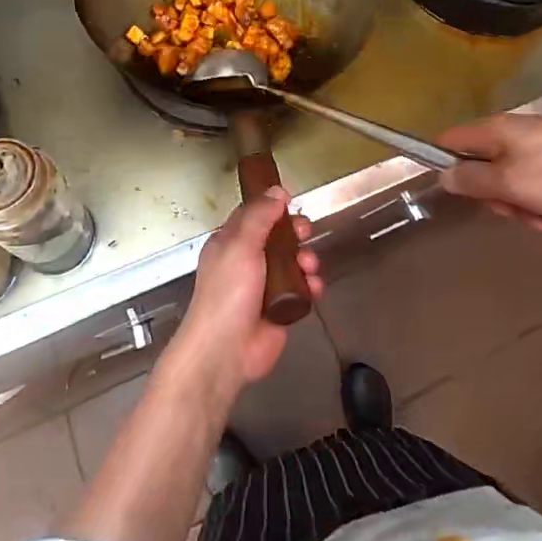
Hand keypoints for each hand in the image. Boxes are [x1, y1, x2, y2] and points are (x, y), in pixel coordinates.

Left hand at [172, 187, 322, 394]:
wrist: (227, 349)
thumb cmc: (227, 293)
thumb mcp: (241, 245)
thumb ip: (259, 216)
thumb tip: (276, 191)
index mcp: (228, 244)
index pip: (251, 216)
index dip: (270, 207)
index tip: (290, 201)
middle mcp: (245, 262)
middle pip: (276, 237)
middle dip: (294, 233)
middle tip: (305, 232)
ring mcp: (263, 286)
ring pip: (292, 262)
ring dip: (306, 259)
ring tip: (309, 266)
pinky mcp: (280, 308)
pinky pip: (301, 289)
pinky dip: (311, 286)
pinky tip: (314, 288)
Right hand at [438, 113, 541, 230]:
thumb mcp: (508, 185)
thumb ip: (470, 180)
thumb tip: (443, 174)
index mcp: (498, 130)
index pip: (451, 140)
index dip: (446, 165)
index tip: (461, 193)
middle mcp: (519, 131)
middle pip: (487, 167)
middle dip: (499, 197)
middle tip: (516, 214)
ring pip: (518, 181)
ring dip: (529, 207)